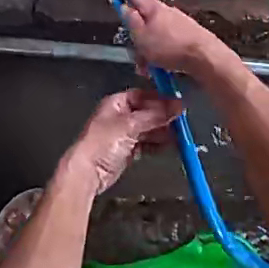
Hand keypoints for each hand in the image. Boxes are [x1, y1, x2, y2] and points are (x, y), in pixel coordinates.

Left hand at [60, 87, 183, 193]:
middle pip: (147, 112)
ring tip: (179, 134)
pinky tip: (168, 145)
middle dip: (163, 116)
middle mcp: (120, 116)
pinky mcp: (127, 150)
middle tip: (181, 121)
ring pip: (148, 128)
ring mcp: (124, 133)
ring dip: (162, 131)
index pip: (143, 95)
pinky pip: (146, 143)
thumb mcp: (130, 125)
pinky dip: (156, 144)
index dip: (160, 99)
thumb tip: (178, 105)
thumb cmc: (103, 142)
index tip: (178, 103)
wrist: (87, 172)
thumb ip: (155, 115)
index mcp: (117, 103)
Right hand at [115, 0, 228, 76]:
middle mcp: (166, 11)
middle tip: (135, 53)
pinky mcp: (187, 35)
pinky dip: (162, 53)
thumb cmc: (171, 47)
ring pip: (155, 34)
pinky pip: (168, 42)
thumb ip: (130, 21)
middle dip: (137, 37)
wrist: (205, 57)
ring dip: (149, 50)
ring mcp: (178, 23)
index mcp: (153, 8)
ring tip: (149, 68)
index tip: (115, 1)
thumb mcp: (141, 36)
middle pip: (144, 18)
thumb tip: (124, 7)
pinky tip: (163, 68)